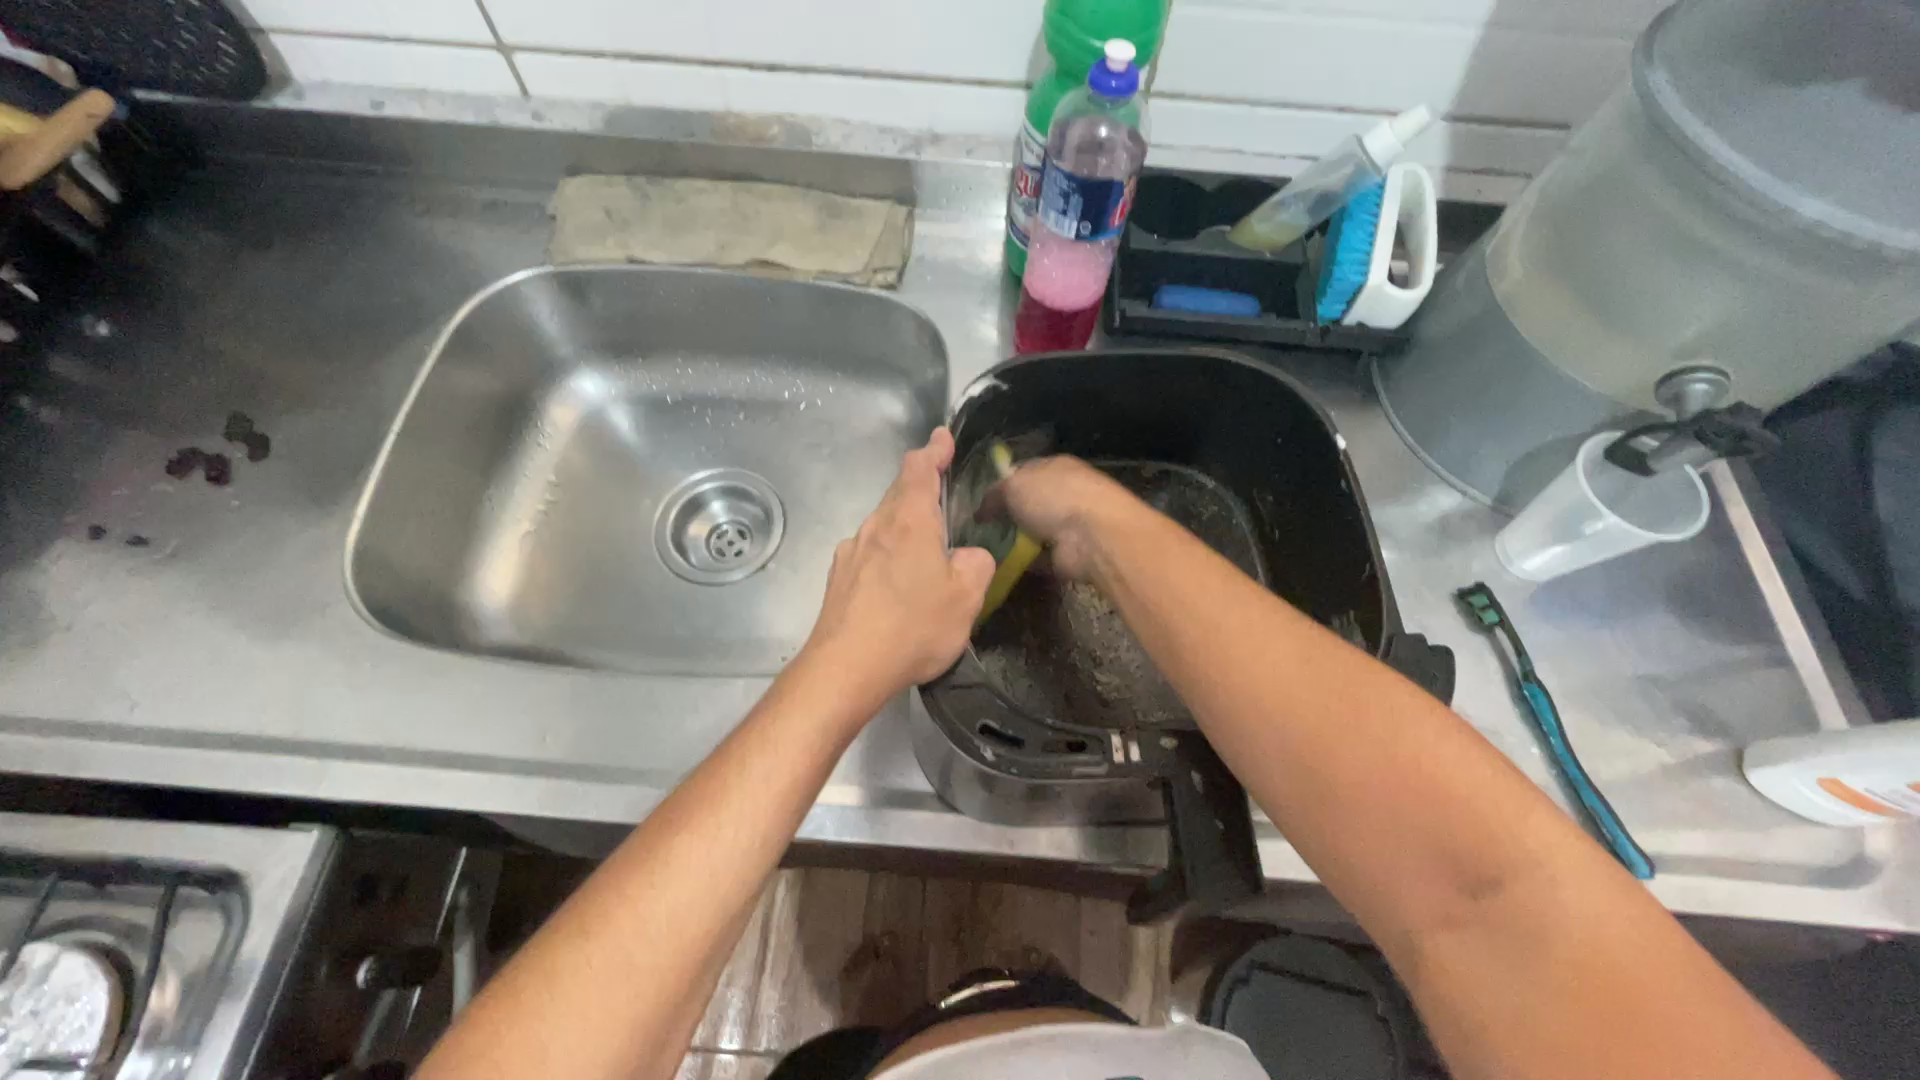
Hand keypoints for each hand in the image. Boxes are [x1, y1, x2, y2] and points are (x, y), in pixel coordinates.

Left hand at [803, 427, 995, 702]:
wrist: (847, 668)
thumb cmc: (912, 627)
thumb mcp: (967, 597)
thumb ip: (977, 565)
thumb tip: (969, 555)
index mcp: (909, 521)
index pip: (919, 469)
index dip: (933, 450)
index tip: (942, 438)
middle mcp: (875, 528)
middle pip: (898, 495)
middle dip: (920, 489)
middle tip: (942, 494)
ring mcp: (851, 553)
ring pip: (883, 527)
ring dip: (904, 527)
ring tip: (925, 549)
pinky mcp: (838, 581)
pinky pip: (869, 555)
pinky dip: (888, 557)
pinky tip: (897, 585)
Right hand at [994, 455, 1141, 581]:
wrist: (1094, 537)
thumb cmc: (1054, 498)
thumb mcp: (1013, 486)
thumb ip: (993, 495)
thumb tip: (980, 511)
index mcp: (1055, 467)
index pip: (1024, 471)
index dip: (1002, 484)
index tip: (981, 502)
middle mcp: (1065, 492)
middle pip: (1030, 503)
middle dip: (1007, 516)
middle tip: (979, 529)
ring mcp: (1070, 525)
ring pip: (1034, 531)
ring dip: (1015, 541)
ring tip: (985, 550)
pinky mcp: (1070, 554)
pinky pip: (1040, 558)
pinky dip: (1024, 562)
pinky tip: (1002, 566)